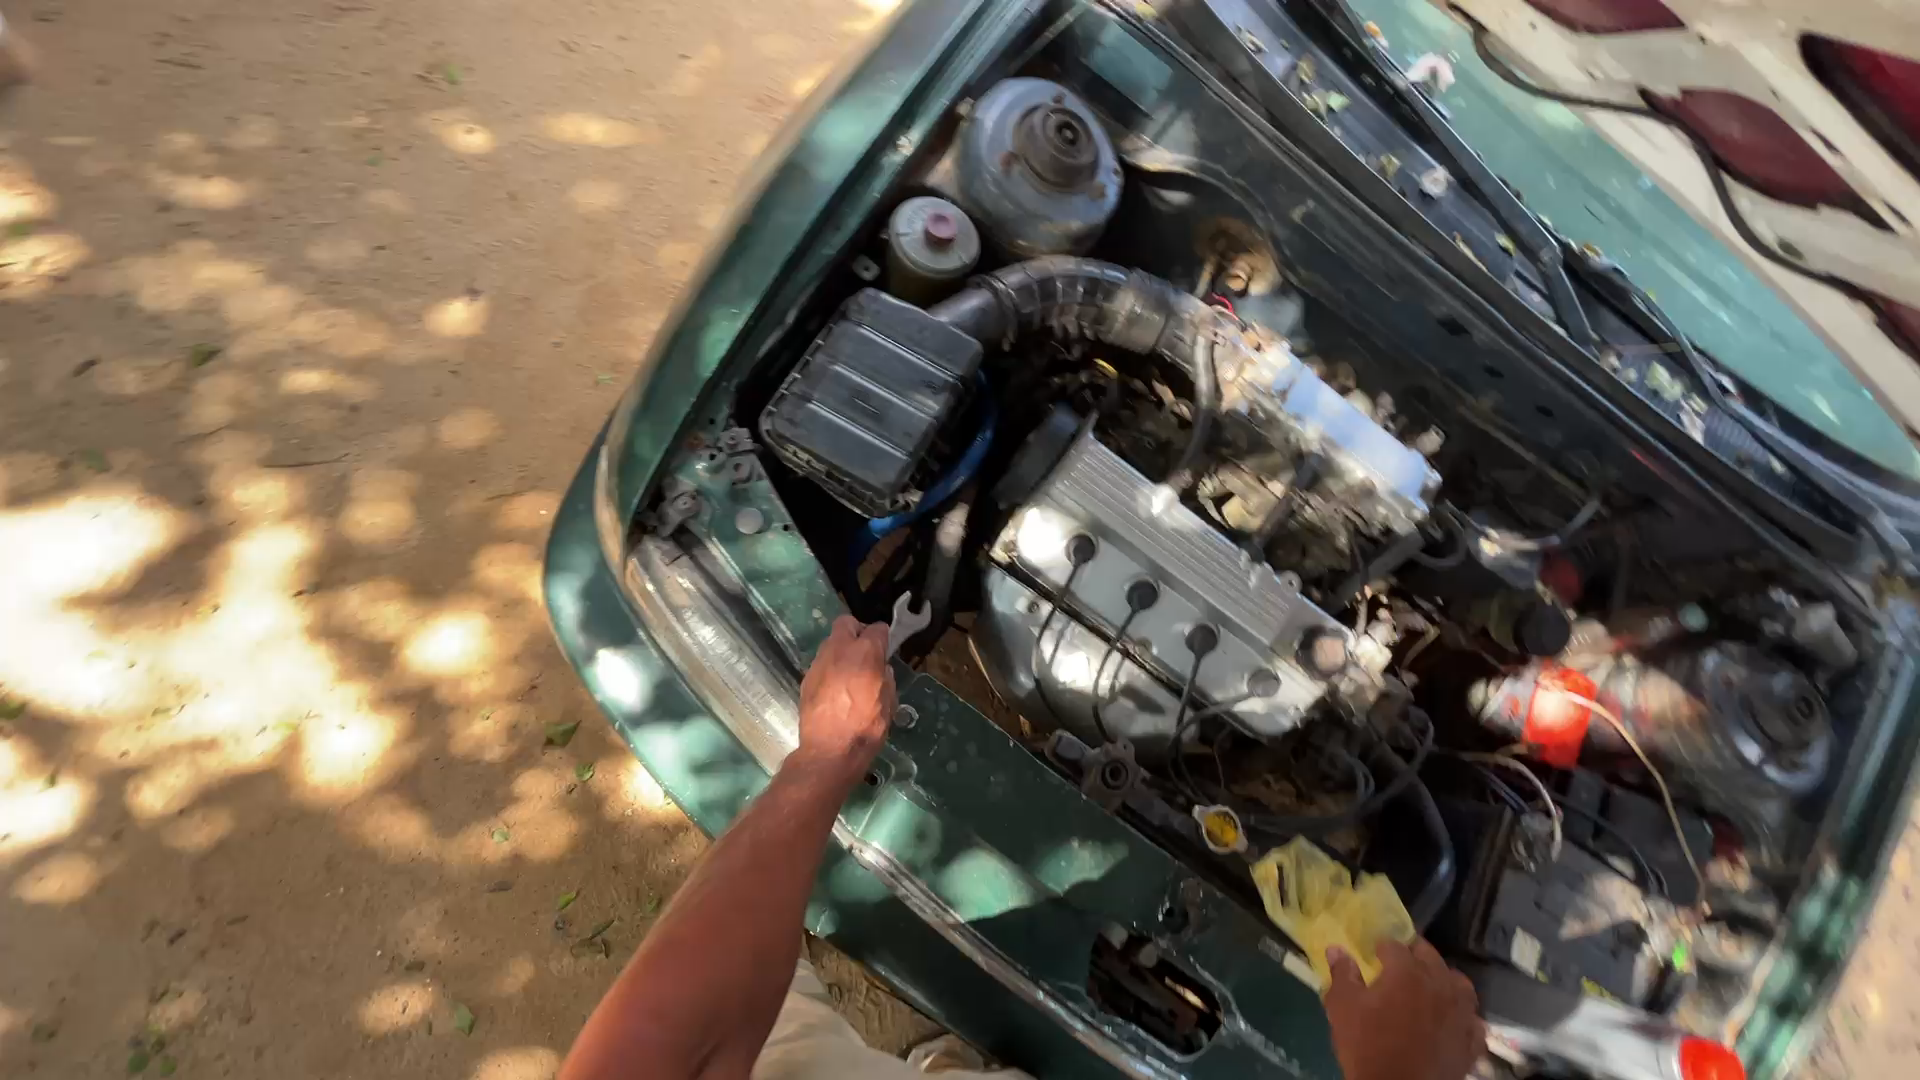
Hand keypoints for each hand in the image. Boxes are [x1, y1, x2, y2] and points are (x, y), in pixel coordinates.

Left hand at [794, 616, 894, 781]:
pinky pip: (822, 663)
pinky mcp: (807, 677)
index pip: (877, 628)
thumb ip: (886, 678)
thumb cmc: (867, 727)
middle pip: (847, 623)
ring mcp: (820, 662)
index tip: (885, 647)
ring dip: (841, 649)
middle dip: (858, 631)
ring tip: (849, 671)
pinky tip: (835, 688)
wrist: (830, 750)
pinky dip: (830, 668)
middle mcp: (840, 650)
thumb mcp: (890, 702)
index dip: (883, 637)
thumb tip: (881, 670)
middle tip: (865, 650)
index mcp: (866, 653)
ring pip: (831, 641)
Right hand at [1323, 940, 1483, 1079]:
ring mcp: (1460, 1016)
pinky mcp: (1471, 1044)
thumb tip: (1337, 950)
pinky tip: (1450, 1019)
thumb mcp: (1342, 1005)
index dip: (1381, 946)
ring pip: (1460, 984)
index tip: (1372, 953)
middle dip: (1413, 953)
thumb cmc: (1366, 1044)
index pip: (1395, 945)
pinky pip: (1474, 1020)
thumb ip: (1342, 973)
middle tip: (1397, 963)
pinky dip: (1463, 1014)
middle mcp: (1438, 987)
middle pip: (1431, 956)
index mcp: (1406, 973)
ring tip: (1428, 985)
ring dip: (1444, 978)